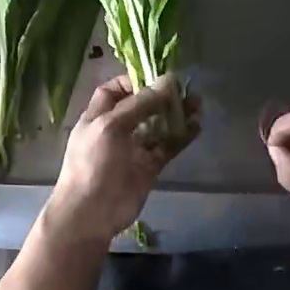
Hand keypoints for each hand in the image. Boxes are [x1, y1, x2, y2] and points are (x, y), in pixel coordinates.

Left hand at [41, 75, 198, 244]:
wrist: (92, 212)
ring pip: (159, 125)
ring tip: (197, 104)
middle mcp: (117, 129)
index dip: (134, 81)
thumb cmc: (93, 163)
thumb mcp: (111, 126)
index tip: (157, 77)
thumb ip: (140, 104)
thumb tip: (167, 81)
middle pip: (142, 106)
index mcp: (99, 116)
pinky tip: (196, 125)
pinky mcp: (150, 166)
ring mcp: (135, 148)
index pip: (114, 91)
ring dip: (177, 114)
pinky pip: (168, 146)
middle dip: (162, 96)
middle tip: (185, 89)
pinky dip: (182, 136)